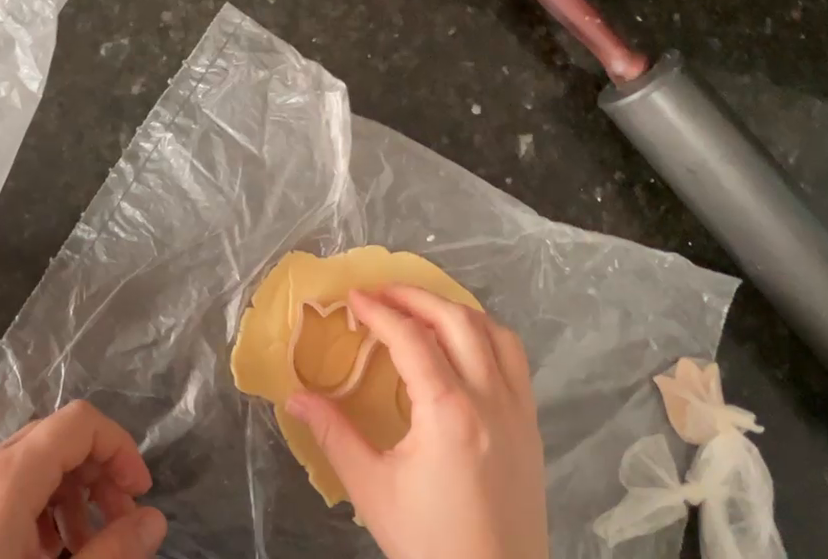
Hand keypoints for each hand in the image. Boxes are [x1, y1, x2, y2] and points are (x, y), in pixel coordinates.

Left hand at [0, 400, 166, 558]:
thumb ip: (110, 553)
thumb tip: (153, 520)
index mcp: (5, 478)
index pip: (78, 422)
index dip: (119, 447)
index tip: (140, 496)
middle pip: (54, 439)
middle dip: (97, 474)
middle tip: (120, 525)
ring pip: (28, 464)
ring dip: (69, 493)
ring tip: (85, 548)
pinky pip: (0, 489)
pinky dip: (35, 507)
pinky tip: (43, 554)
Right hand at [285, 286, 547, 558]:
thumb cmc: (429, 542)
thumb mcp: (372, 490)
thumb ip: (334, 435)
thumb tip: (295, 396)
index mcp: (448, 411)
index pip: (411, 338)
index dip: (379, 310)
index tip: (353, 297)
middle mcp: (489, 398)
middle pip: (456, 320)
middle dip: (415, 296)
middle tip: (381, 292)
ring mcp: (518, 410)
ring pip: (493, 332)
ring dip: (455, 310)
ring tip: (421, 310)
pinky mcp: (532, 425)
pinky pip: (515, 359)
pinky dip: (487, 335)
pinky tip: (463, 345)